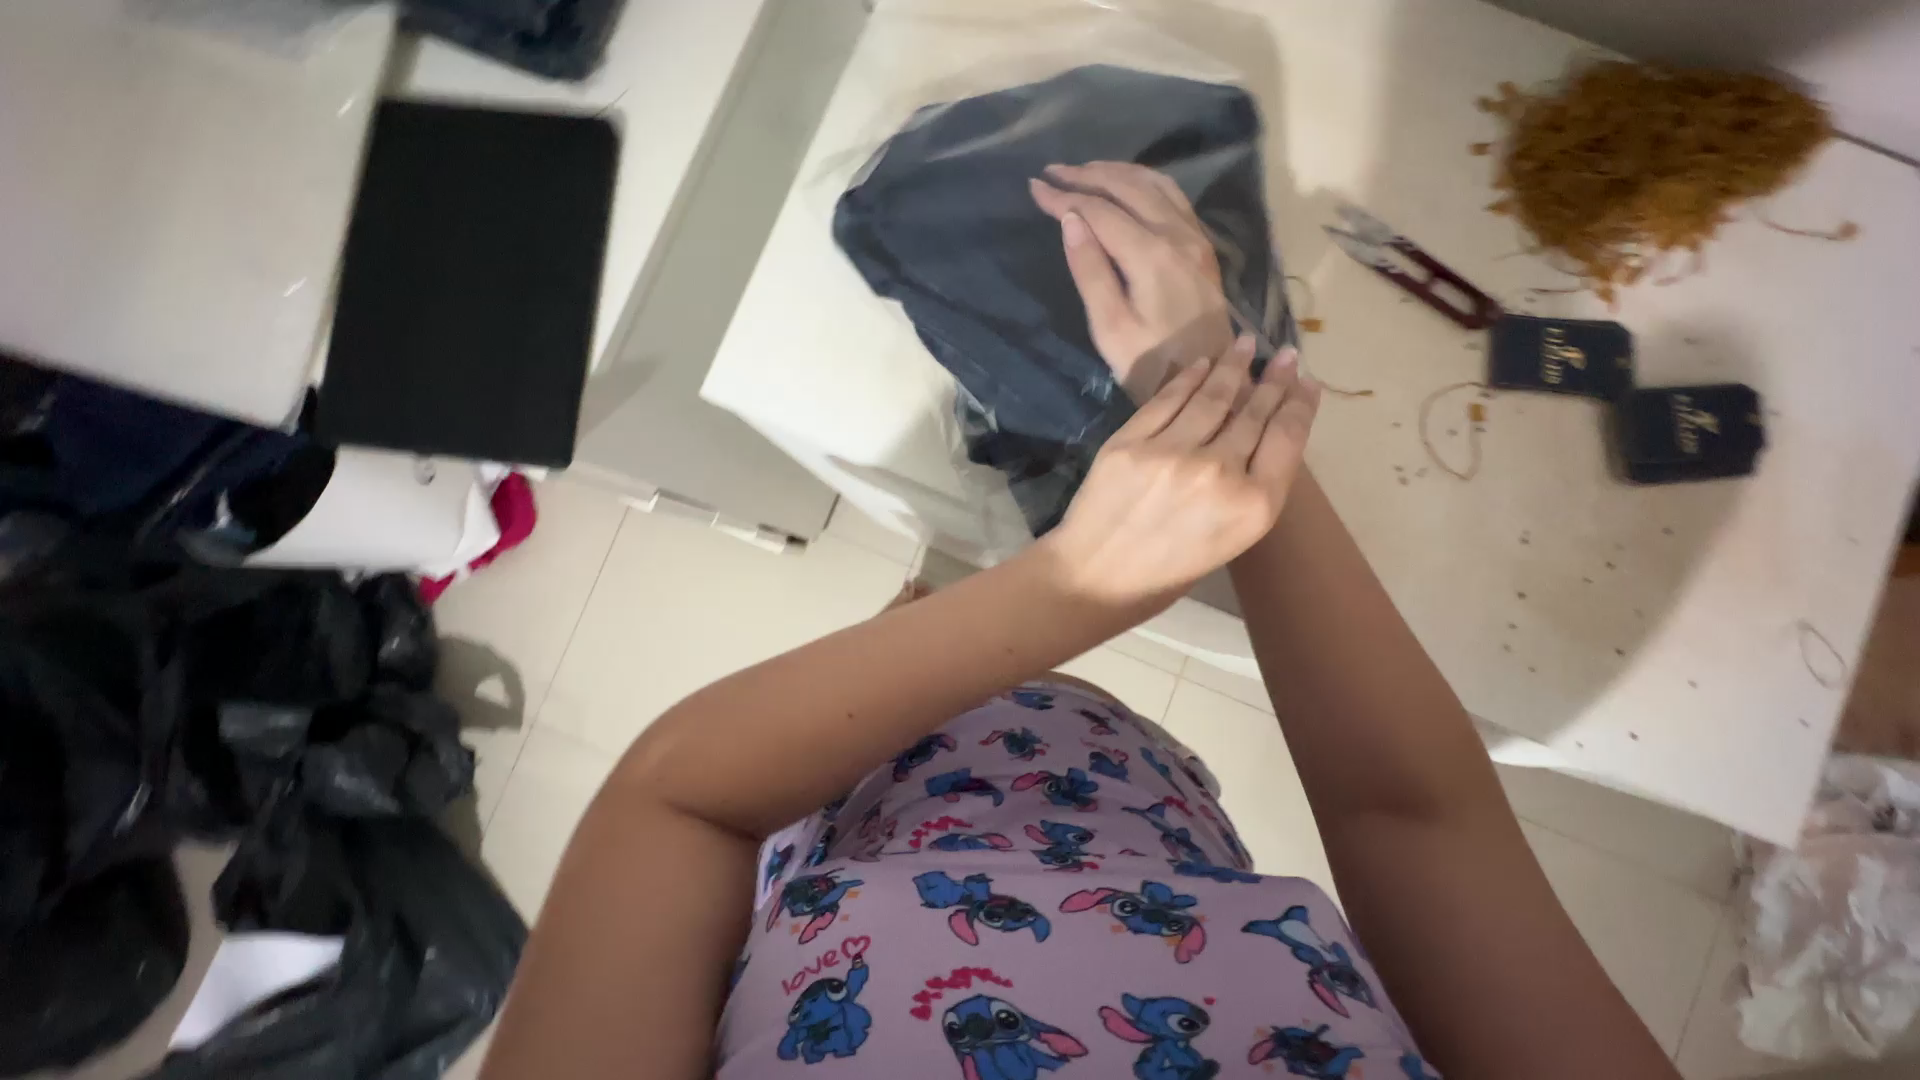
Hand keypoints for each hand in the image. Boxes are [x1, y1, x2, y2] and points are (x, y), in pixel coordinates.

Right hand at [1029, 162, 1233, 401]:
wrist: (1210, 378)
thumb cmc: (1151, 364)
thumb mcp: (1110, 328)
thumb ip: (1090, 272)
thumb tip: (1070, 221)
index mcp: (1150, 254)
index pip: (1099, 210)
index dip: (1064, 197)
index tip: (1035, 188)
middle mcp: (1176, 234)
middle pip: (1127, 187)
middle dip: (1086, 175)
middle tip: (1052, 172)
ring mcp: (1194, 237)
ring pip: (1154, 184)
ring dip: (1116, 172)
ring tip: (1084, 172)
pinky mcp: (1202, 246)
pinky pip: (1172, 196)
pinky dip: (1143, 182)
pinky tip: (1127, 185)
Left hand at [1039, 334, 1319, 609]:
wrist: (1095, 579)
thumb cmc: (1167, 573)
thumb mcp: (1229, 541)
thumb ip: (1249, 490)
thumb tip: (1259, 435)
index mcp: (1254, 507)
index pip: (1288, 438)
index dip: (1299, 404)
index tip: (1306, 382)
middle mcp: (1220, 473)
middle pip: (1254, 413)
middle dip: (1272, 380)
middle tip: (1283, 355)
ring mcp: (1172, 453)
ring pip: (1212, 398)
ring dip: (1232, 367)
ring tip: (1245, 344)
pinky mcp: (1131, 442)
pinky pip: (1167, 401)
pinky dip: (1187, 379)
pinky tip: (1201, 365)